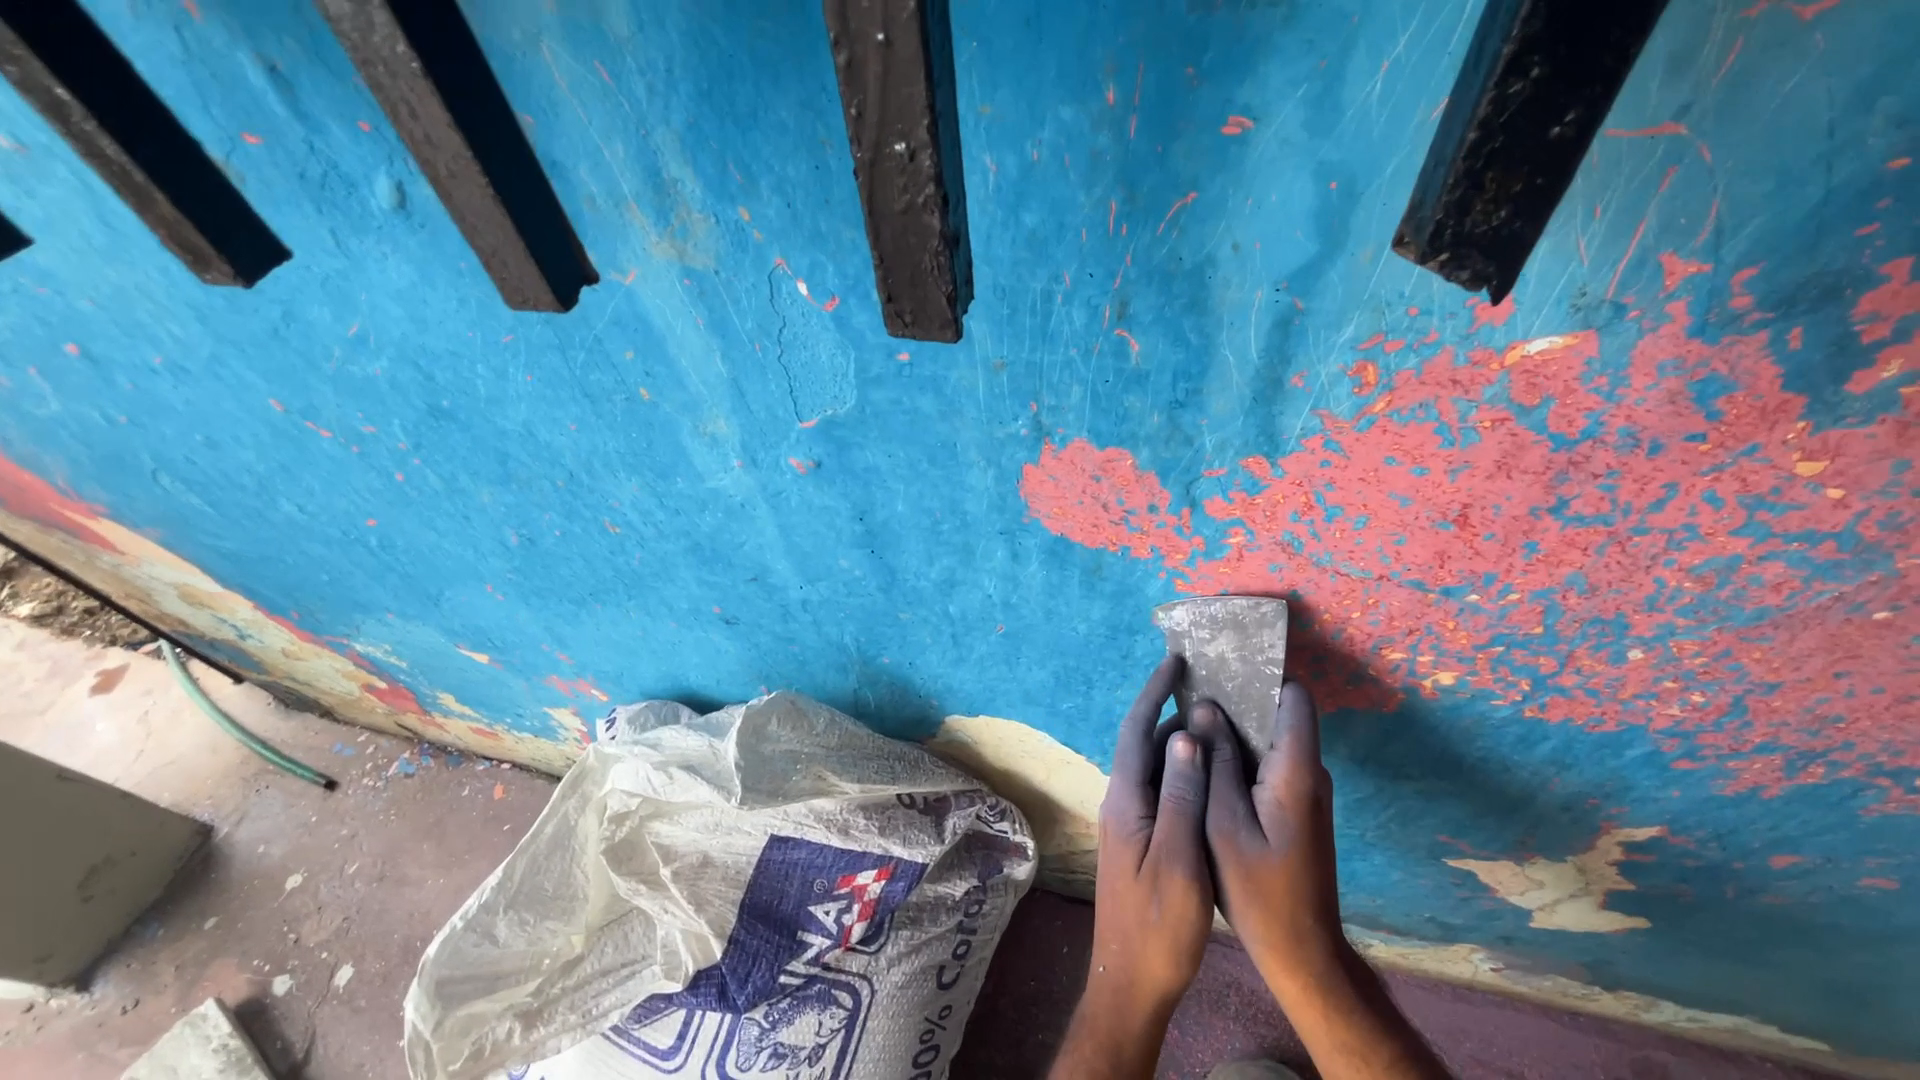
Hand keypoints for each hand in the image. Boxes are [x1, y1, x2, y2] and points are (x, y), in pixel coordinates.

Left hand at [1088, 654, 1214, 1017]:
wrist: (1133, 980)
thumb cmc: (1159, 924)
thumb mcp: (1178, 857)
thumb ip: (1180, 795)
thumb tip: (1183, 734)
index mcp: (1125, 800)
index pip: (1135, 730)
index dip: (1153, 693)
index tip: (1174, 660)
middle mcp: (1121, 803)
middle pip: (1143, 743)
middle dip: (1169, 710)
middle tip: (1208, 686)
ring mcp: (1129, 824)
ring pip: (1153, 766)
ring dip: (1178, 740)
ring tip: (1217, 719)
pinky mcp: (1141, 841)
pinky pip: (1160, 789)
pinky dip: (1182, 771)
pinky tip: (1210, 774)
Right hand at [1190, 683, 1345, 993]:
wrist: (1301, 950)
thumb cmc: (1258, 890)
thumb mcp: (1223, 824)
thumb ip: (1215, 763)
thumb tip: (1206, 707)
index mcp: (1295, 770)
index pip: (1295, 698)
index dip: (1263, 675)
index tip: (1220, 668)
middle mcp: (1309, 772)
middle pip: (1278, 715)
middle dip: (1236, 702)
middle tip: (1187, 700)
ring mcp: (1306, 792)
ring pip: (1269, 741)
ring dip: (1233, 733)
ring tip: (1187, 730)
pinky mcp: (1298, 809)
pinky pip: (1269, 765)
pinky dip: (1239, 759)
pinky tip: (1203, 769)